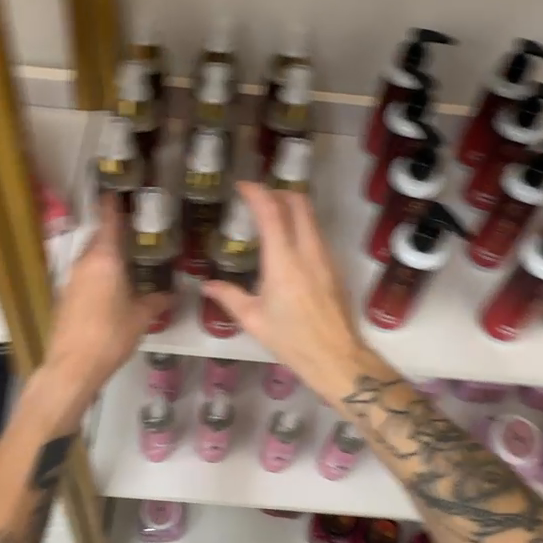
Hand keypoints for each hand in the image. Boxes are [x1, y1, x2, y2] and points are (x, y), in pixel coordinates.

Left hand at [35, 196, 167, 408]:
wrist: (72, 366)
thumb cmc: (110, 335)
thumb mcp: (141, 317)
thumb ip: (157, 300)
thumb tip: (173, 293)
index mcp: (105, 258)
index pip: (109, 220)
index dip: (115, 203)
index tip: (121, 191)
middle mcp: (85, 262)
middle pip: (100, 236)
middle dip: (116, 231)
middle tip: (138, 230)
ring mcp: (72, 278)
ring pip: (92, 255)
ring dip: (107, 253)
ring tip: (130, 256)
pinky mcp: (66, 295)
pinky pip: (86, 273)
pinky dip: (99, 271)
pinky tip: (114, 283)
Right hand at [200, 183, 370, 400]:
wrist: (336, 357)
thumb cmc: (291, 340)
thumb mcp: (253, 320)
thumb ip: (229, 297)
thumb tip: (207, 285)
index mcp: (283, 262)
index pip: (272, 213)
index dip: (257, 193)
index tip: (243, 186)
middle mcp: (307, 252)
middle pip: (299, 204)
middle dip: (279, 192)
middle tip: (259, 197)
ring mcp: (325, 258)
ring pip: (311, 218)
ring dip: (292, 208)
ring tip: (271, 217)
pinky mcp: (334, 267)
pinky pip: (317, 235)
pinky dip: (301, 227)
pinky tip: (288, 244)